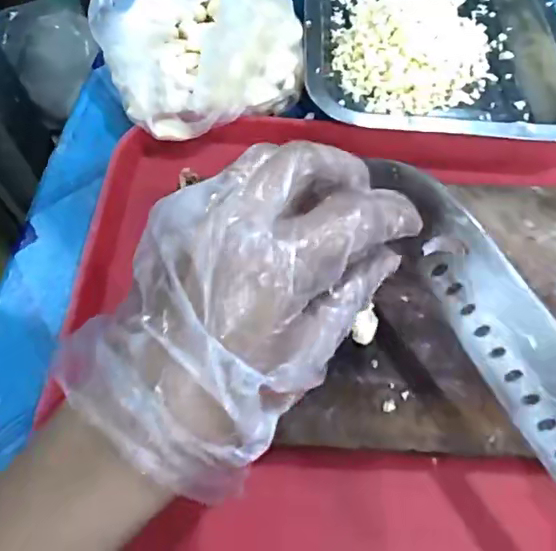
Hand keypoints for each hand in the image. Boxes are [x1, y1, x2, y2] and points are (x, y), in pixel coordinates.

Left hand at [55, 142, 421, 502]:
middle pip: (304, 158)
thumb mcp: (309, 353)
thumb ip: (353, 291)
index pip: (353, 215)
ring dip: (305, 167)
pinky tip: (275, 211)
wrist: (147, 401)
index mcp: (279, 267)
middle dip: (345, 168)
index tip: (407, 219)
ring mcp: (203, 208)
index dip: (391, 212)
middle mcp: (240, 221)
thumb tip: (386, 252)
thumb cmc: (237, 390)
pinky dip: (267, 183)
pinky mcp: (178, 209)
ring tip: (321, 193)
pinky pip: (234, 176)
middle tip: (361, 194)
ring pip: (266, 155)